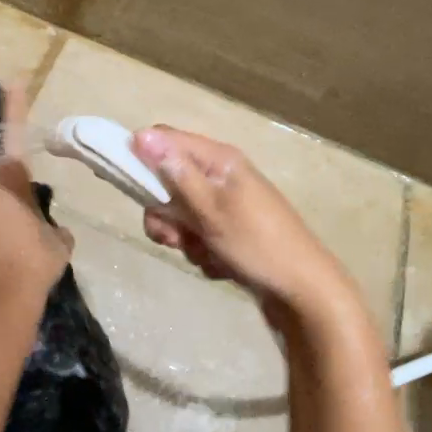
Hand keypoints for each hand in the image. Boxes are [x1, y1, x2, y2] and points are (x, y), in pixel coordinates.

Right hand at [132, 126, 356, 316]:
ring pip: (179, 213)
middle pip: (167, 181)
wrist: (306, 295)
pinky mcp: (230, 233)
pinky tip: (220, 265)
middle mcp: (220, 175)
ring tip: (204, 253)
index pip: (165, 139)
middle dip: (165, 212)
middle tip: (176, 236)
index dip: (141, 157)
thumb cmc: (258, 245)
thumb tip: (140, 135)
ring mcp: (226, 205)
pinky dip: (201, 251)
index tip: (125, 184)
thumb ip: (175, 174)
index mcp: (218, 159)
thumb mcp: (211, 209)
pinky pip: (197, 235)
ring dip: (183, 237)